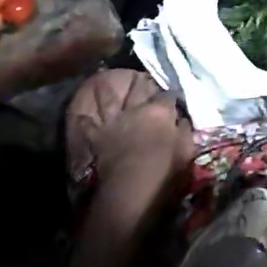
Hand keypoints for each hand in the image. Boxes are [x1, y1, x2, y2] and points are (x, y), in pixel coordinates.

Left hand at [65, 70, 194, 220]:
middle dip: (139, 82)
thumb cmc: (165, 172)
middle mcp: (134, 110)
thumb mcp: (186, 151)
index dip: (170, 96)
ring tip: (104, 79)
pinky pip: (88, 125)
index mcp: (159, 113)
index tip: (173, 97)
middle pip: (137, 90)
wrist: (132, 189)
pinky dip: (84, 120)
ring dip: (106, 90)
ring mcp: (113, 122)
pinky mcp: (97, 137)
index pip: (167, 96)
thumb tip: (181, 119)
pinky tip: (80, 115)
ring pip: (108, 100)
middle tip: (140, 77)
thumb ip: (184, 131)